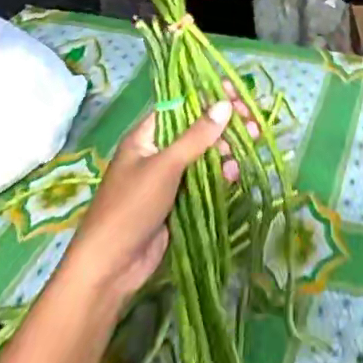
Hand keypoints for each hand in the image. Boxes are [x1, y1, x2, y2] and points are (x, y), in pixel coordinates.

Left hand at [59, 85, 258, 299]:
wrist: (110, 269)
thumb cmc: (130, 209)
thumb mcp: (164, 167)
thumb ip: (196, 136)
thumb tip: (225, 104)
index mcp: (146, 137)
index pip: (181, 104)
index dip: (209, 96)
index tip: (237, 93)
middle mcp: (158, 151)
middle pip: (197, 128)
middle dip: (225, 123)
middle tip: (252, 122)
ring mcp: (169, 176)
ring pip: (205, 152)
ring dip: (228, 147)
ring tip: (251, 144)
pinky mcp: (179, 199)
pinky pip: (206, 177)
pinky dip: (222, 172)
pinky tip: (234, 174)